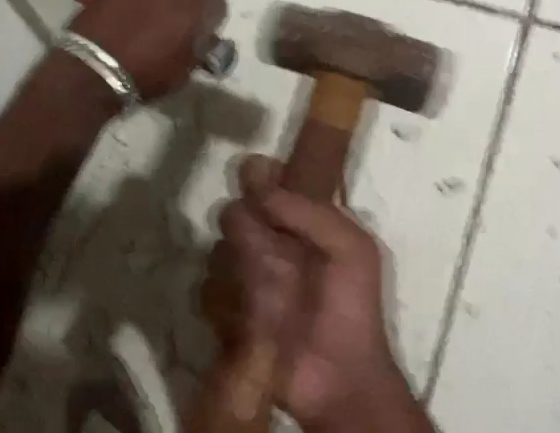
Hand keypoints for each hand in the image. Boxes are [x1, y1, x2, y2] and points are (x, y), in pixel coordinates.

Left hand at [65, 0, 226, 100]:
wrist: (94, 67)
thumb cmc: (145, 75)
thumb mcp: (183, 72)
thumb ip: (199, 51)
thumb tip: (203, 42)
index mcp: (195, 9)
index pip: (216, 3)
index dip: (208, 19)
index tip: (197, 34)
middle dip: (180, 8)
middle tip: (166, 30)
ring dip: (155, 1)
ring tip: (138, 23)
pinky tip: (120, 16)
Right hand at [201, 156, 413, 428]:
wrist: (339, 379)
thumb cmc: (351, 308)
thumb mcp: (354, 250)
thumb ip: (312, 211)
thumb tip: (258, 180)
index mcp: (293, 223)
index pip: (259, 180)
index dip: (254, 179)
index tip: (256, 188)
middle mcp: (262, 243)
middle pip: (231, 214)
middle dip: (244, 232)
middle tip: (266, 258)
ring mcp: (240, 276)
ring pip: (215, 252)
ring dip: (237, 274)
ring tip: (266, 302)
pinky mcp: (222, 309)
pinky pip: (205, 291)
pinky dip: (226, 306)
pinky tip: (252, 322)